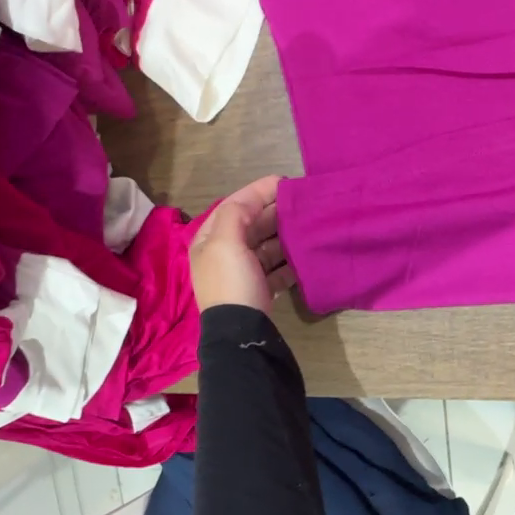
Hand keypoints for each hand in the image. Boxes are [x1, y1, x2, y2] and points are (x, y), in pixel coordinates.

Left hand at [190, 175, 298, 311]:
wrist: (240, 333)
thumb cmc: (231, 283)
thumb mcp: (225, 242)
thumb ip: (236, 213)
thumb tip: (253, 200)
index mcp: (209, 239)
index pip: (233, 206)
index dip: (257, 192)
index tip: (283, 182)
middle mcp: (223, 255)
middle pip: (251, 226)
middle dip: (274, 213)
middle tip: (300, 204)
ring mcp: (241, 275)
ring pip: (265, 248)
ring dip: (284, 237)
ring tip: (305, 227)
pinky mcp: (259, 293)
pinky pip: (275, 272)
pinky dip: (288, 264)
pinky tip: (303, 258)